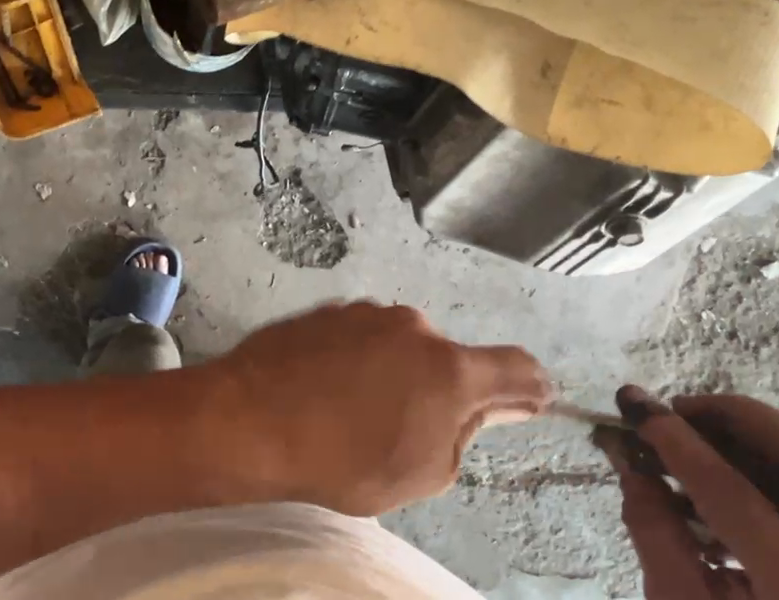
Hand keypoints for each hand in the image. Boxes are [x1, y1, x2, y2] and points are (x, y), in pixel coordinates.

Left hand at [209, 301, 550, 515]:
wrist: (249, 420)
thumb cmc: (342, 460)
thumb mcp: (424, 469)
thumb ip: (465, 430)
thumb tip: (490, 406)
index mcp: (448, 367)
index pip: (518, 365)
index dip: (529, 387)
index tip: (528, 401)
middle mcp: (410, 325)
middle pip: (447, 356)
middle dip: (440, 387)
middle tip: (408, 425)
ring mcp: (362, 311)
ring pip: (398, 344)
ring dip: (393, 371)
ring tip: (354, 410)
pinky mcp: (322, 310)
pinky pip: (358, 336)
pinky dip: (356, 359)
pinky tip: (327, 389)